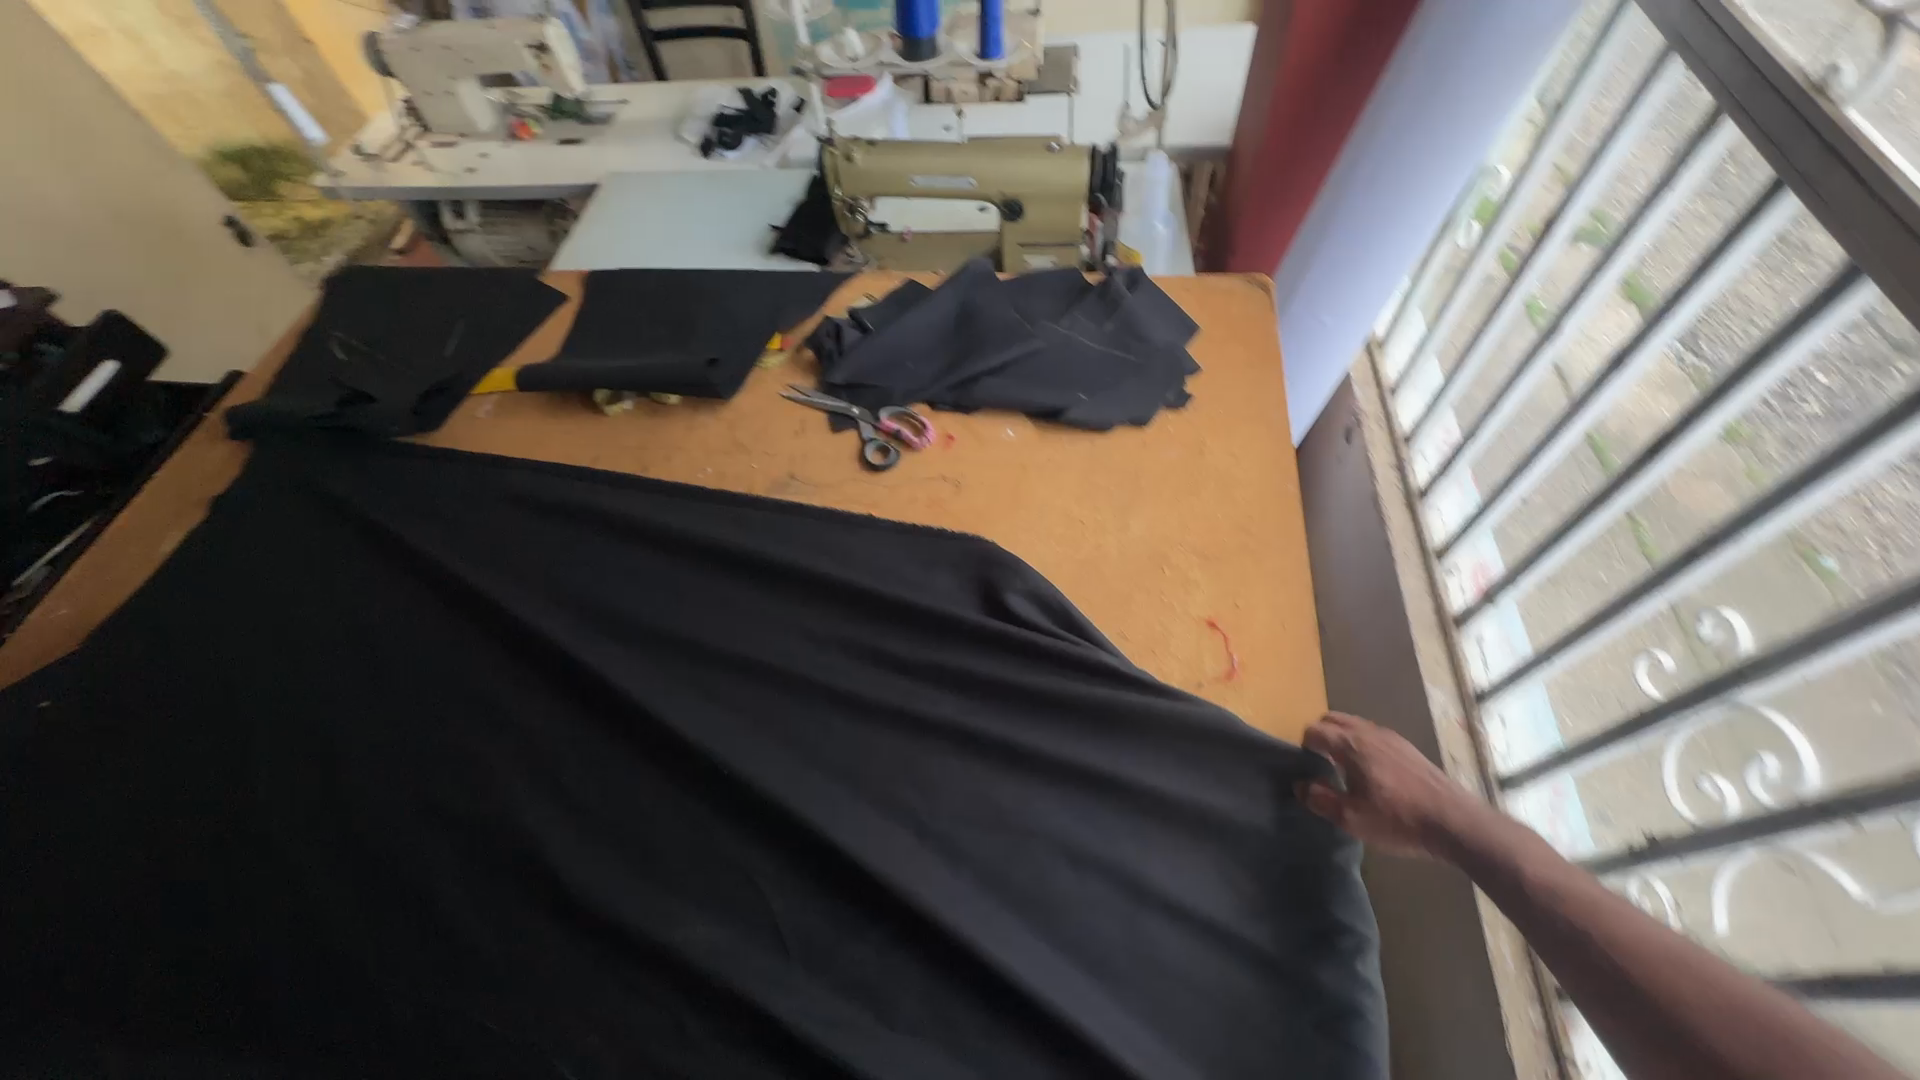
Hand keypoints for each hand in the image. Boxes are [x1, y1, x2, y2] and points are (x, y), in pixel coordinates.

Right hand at [1298, 712, 1489, 860]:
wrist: (1455, 823)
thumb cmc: (1398, 820)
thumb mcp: (1351, 818)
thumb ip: (1320, 799)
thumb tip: (1300, 786)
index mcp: (1350, 744)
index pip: (1314, 730)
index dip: (1304, 746)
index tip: (1308, 767)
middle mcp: (1369, 732)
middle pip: (1333, 719)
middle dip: (1321, 735)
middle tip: (1321, 763)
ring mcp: (1392, 738)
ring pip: (1355, 725)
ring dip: (1343, 738)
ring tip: (1346, 768)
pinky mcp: (1409, 748)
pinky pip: (1374, 735)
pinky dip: (1364, 744)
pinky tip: (1374, 773)